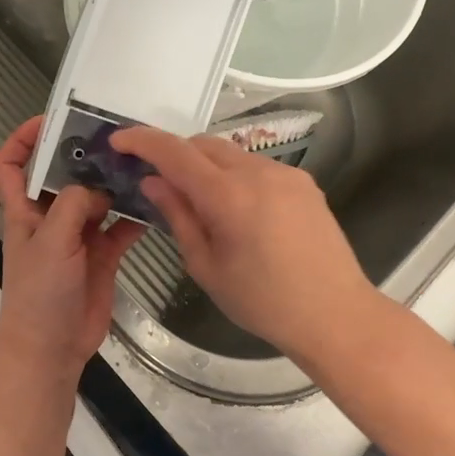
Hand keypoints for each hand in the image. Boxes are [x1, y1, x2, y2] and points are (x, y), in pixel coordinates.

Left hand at [0, 117, 145, 380]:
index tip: (51, 120)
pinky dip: (134, 216)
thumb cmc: (39, 295)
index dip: (24, 139)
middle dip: (82, 155)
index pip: (11, 164)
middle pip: (62, 175)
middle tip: (115, 136)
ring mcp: (76, 237)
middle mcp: (48, 218)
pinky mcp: (100, 257)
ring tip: (141, 163)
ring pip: (95, 199)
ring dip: (113, 183)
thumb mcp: (50, 243)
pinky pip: (119, 228)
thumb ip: (71, 206)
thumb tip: (96, 187)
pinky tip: (155, 204)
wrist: (51, 351)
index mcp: (24, 210)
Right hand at [111, 126, 371, 355]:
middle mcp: (257, 173)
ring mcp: (285, 174)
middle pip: (202, 145)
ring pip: (230, 153)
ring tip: (200, 203)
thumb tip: (153, 182)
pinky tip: (237, 211)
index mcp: (227, 196)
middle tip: (157, 181)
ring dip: (205, 166)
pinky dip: (234, 176)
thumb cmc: (263, 301)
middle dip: (174, 154)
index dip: (141, 141)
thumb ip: (178, 216)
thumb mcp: (206, 265)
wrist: (336, 315)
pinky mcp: (303, 182)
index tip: (118, 140)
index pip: (174, 152)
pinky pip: (256, 166)